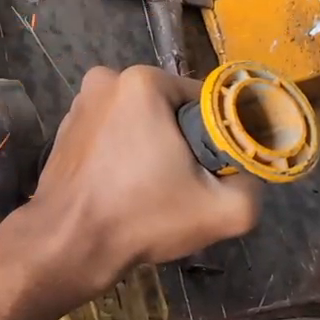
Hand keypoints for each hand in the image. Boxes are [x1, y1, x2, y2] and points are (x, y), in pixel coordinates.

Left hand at [20, 65, 261, 303]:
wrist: (68, 239)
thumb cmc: (144, 215)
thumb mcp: (227, 209)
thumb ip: (253, 179)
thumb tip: (247, 169)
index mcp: (141, 81)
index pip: (203, 100)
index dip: (219, 134)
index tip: (219, 168)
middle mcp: (106, 80)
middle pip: (169, 108)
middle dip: (184, 140)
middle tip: (188, 182)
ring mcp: (80, 103)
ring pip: (140, 121)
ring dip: (153, 146)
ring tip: (155, 188)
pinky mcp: (66, 127)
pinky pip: (113, 133)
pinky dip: (125, 152)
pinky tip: (127, 185)